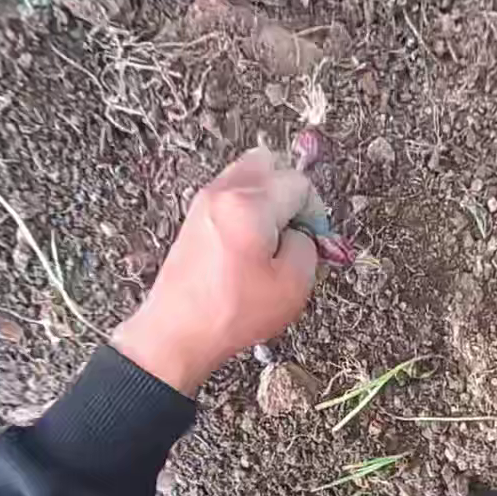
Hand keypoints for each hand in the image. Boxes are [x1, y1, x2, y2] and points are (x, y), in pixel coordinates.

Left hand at [113, 149, 318, 393]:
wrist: (179, 332)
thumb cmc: (233, 312)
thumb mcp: (293, 285)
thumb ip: (307, 246)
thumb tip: (302, 233)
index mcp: (250, 206)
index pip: (298, 183)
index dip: (316, 211)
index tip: (317, 238)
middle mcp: (224, 193)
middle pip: (269, 163)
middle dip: (292, 191)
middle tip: (299, 227)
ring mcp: (205, 202)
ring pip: (248, 174)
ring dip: (270, 197)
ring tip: (277, 235)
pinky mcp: (196, 217)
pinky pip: (232, 193)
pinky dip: (250, 207)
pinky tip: (255, 242)